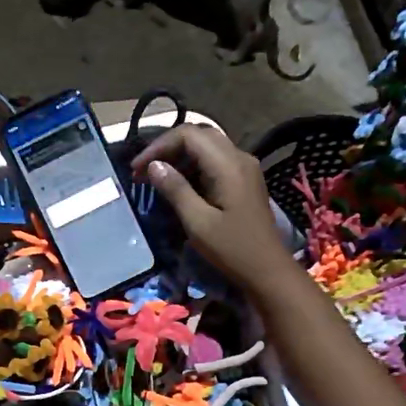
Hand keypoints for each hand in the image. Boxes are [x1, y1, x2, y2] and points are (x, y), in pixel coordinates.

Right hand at [129, 125, 293, 287]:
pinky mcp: (245, 181)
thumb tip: (154, 166)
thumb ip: (175, 190)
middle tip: (144, 171)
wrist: (268, 270)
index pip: (188, 134)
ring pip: (208, 148)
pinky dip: (194, 168)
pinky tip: (180, 186)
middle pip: (199, 135)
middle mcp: (240, 157)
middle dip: (168, 149)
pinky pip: (216, 162)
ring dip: (180, 158)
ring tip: (157, 179)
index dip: (158, 146)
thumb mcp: (198, 223)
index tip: (137, 168)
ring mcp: (245, 168)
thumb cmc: (233, 249)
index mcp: (228, 164)